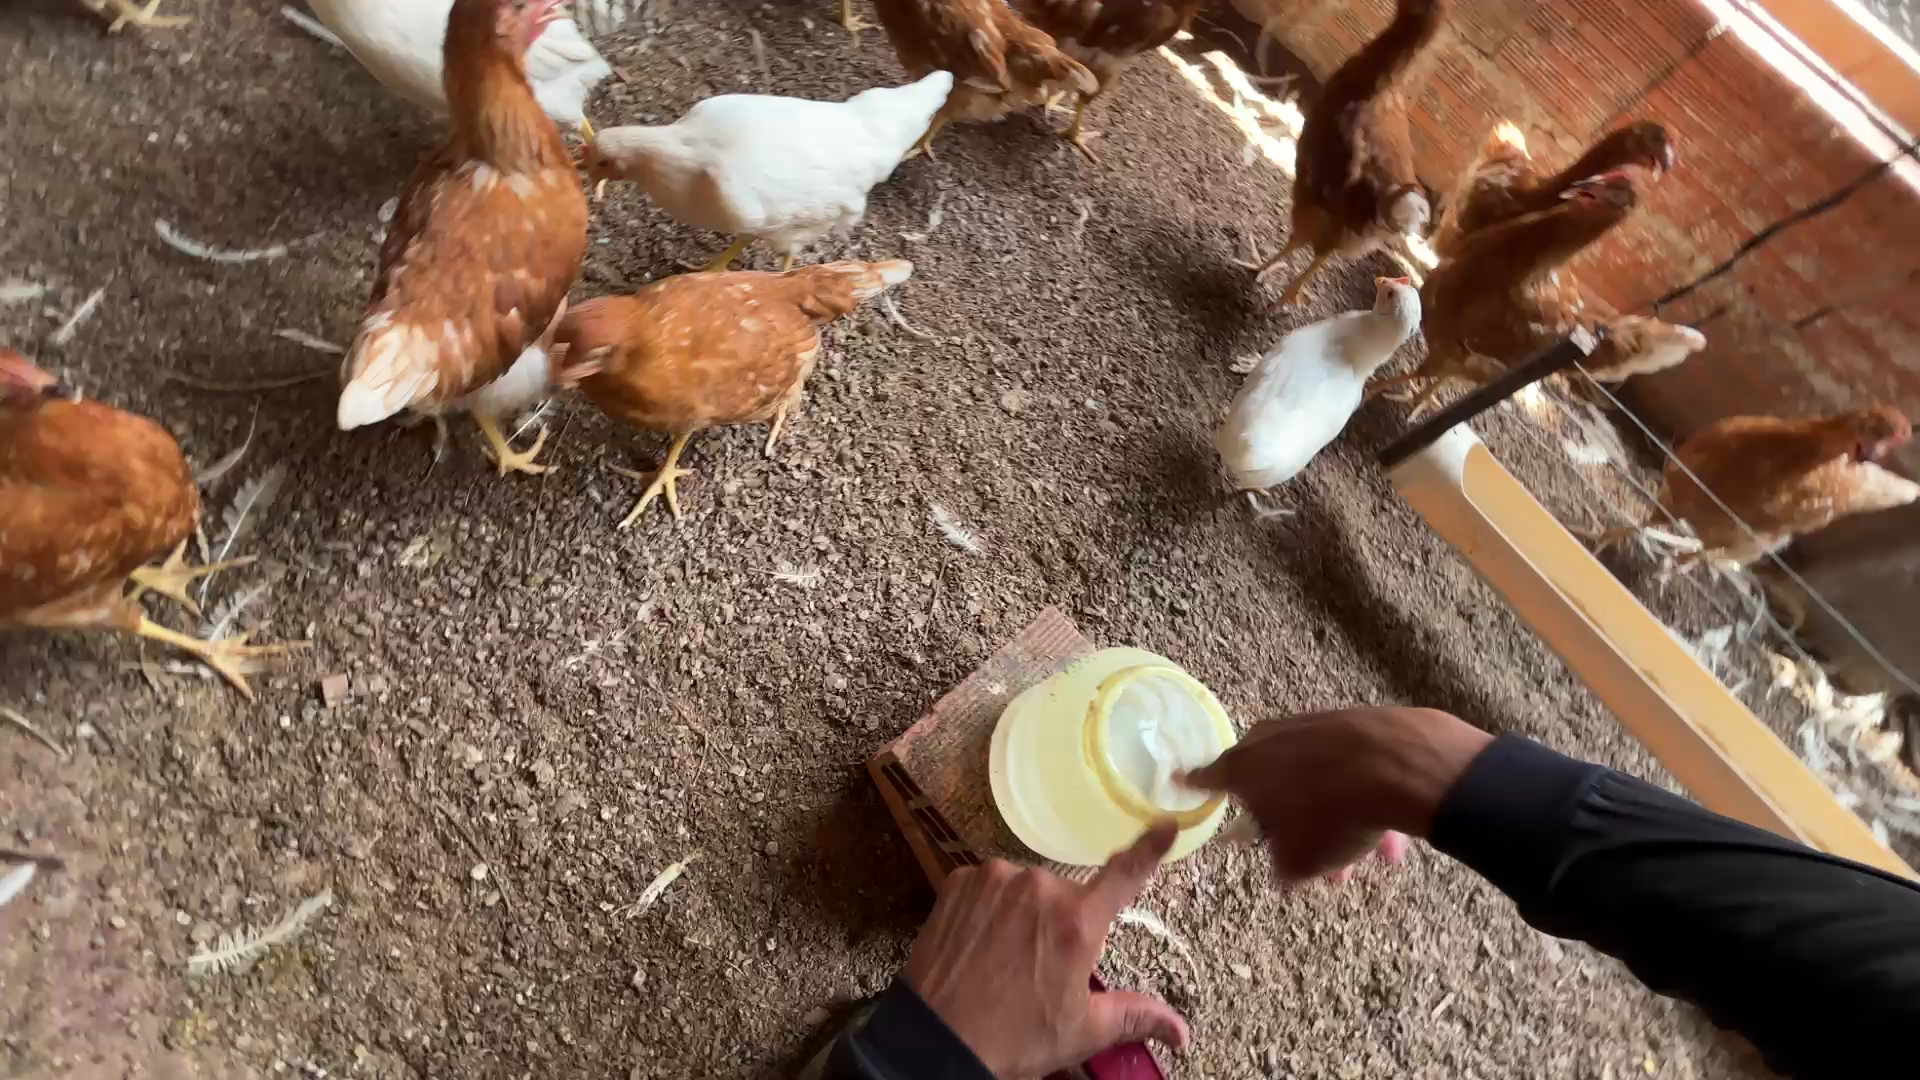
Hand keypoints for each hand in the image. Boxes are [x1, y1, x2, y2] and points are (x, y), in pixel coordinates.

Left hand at [904, 823, 1189, 1078]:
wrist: (937, 1039)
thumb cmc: (1015, 1037)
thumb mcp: (1081, 1031)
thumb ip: (1134, 1017)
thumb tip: (1181, 1030)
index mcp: (1076, 922)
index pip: (1124, 876)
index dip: (1149, 848)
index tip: (1167, 823)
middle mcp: (1039, 887)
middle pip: (1065, 895)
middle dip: (1061, 922)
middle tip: (1041, 966)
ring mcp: (996, 877)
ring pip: (1025, 888)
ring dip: (1022, 913)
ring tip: (1004, 957)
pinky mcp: (961, 878)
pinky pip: (988, 885)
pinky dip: (989, 908)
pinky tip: (980, 942)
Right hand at [1183, 707, 1491, 882]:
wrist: (1396, 762)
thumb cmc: (1331, 814)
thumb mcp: (1299, 859)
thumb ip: (1281, 866)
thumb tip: (1280, 869)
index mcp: (1243, 768)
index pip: (1209, 777)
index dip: (1196, 784)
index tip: (1182, 780)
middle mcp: (1268, 740)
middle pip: (1270, 783)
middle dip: (1291, 822)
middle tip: (1310, 857)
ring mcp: (1309, 727)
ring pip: (1314, 778)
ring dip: (1332, 816)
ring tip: (1366, 857)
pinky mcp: (1349, 723)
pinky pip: (1347, 768)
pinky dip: (1359, 797)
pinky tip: (1389, 835)